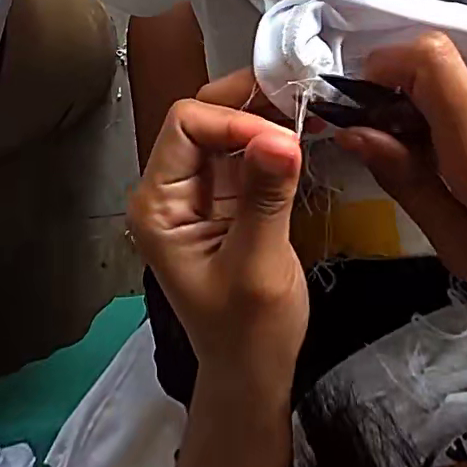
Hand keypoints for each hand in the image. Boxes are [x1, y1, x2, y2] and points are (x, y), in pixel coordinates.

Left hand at [127, 81, 307, 391]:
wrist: (255, 367)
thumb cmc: (248, 331)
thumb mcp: (257, 267)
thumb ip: (265, 199)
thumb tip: (281, 137)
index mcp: (160, 204)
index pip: (185, 126)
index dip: (233, 121)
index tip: (280, 137)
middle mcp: (174, 186)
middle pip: (204, 115)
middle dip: (250, 103)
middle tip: (298, 99)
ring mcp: (202, 186)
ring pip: (228, 123)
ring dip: (266, 111)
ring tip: (307, 107)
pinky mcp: (230, 191)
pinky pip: (250, 145)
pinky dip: (276, 131)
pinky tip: (304, 127)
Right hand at [333, 32, 466, 372]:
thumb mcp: (463, 247)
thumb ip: (406, 180)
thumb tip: (354, 133)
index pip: (428, 56)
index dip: (383, 67)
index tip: (362, 111)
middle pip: (429, 69)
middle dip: (396, 104)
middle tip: (394, 163)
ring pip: (449, 85)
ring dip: (426, 117)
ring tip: (441, 180)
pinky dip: (453, 122)